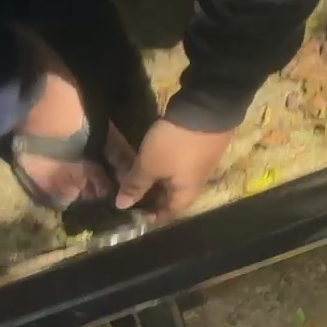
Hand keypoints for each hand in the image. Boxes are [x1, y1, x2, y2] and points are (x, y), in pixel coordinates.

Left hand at [113, 119, 233, 218]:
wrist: (205, 108)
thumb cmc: (175, 145)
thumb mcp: (150, 165)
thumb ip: (136, 185)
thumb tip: (121, 206)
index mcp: (185, 194)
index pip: (167, 214)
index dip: (150, 217)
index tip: (132, 215)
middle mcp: (197, 183)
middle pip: (172, 197)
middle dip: (153, 197)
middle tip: (131, 194)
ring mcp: (201, 164)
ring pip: (176, 179)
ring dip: (159, 180)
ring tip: (139, 177)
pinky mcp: (201, 146)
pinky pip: (180, 164)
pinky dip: (166, 166)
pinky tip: (154, 159)